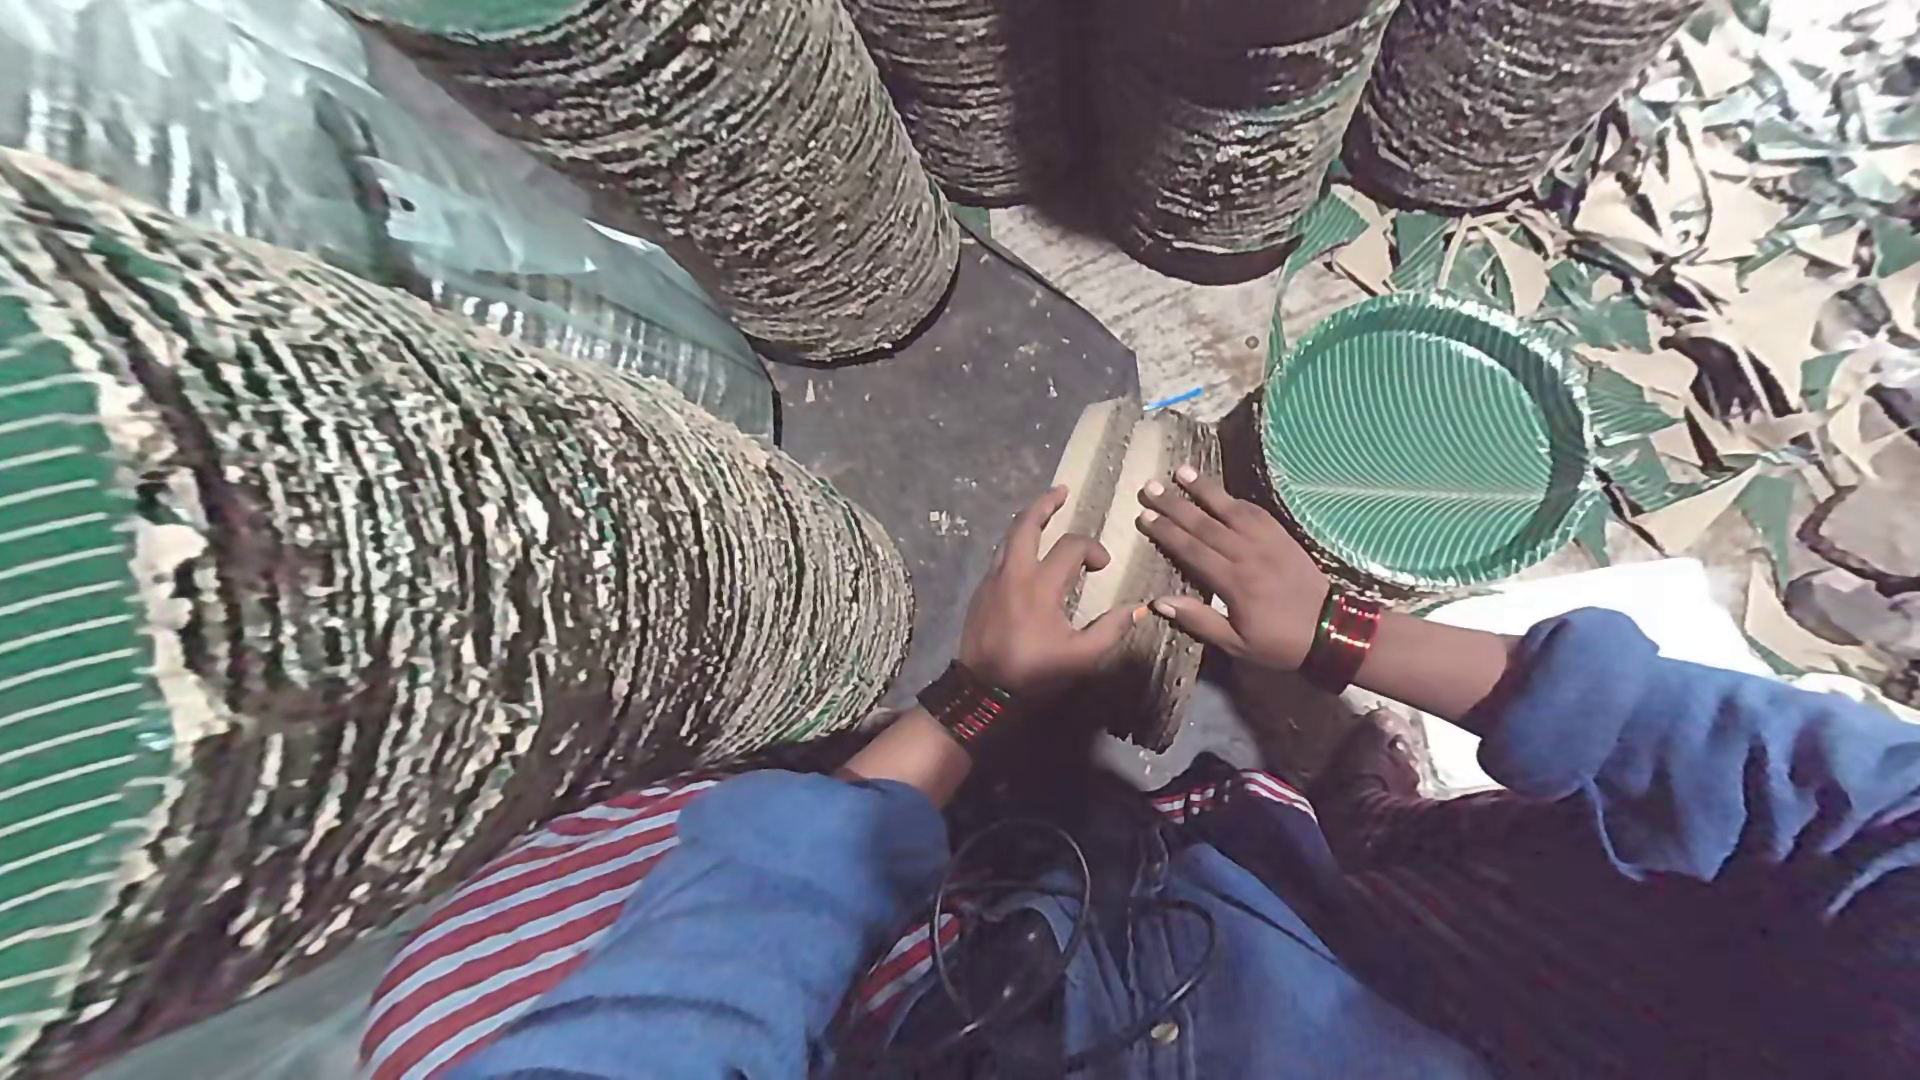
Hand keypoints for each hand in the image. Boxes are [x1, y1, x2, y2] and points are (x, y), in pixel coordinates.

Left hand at [959, 486, 1139, 694]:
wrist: (980, 690)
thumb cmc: (1032, 673)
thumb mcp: (1080, 658)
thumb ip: (1111, 630)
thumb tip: (1138, 608)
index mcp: (1039, 585)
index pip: (1070, 547)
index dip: (1092, 549)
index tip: (1104, 565)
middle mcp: (1013, 572)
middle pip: (1026, 524)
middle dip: (1045, 504)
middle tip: (1061, 492)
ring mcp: (992, 579)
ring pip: (1008, 537)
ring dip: (1027, 521)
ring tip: (1044, 513)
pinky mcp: (980, 590)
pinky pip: (1000, 554)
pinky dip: (1016, 543)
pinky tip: (1026, 550)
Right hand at [1135, 466, 1329, 669]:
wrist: (1333, 629)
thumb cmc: (1279, 641)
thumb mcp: (1236, 644)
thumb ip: (1198, 620)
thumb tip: (1159, 602)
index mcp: (1234, 583)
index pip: (1192, 550)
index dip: (1166, 532)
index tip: (1144, 516)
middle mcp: (1248, 555)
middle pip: (1205, 524)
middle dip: (1175, 504)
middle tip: (1150, 488)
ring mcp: (1268, 542)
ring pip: (1230, 509)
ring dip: (1204, 489)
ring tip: (1181, 471)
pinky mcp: (1283, 536)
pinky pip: (1254, 511)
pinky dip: (1233, 499)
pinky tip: (1217, 491)